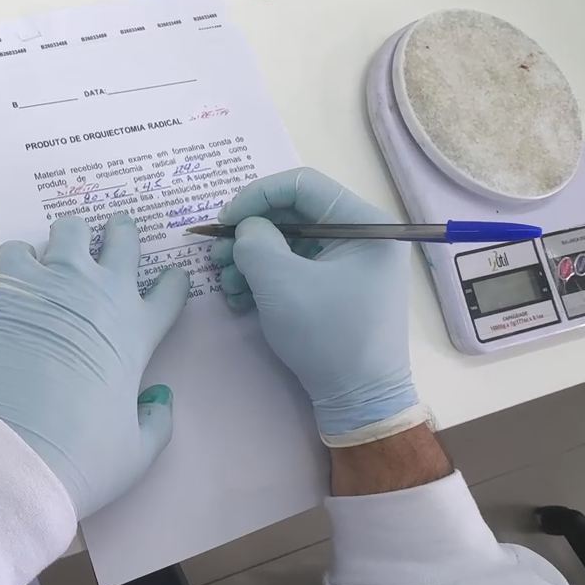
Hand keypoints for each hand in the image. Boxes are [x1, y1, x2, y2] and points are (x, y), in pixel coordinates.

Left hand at [0, 214, 189, 516]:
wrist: (20, 449)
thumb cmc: (83, 456)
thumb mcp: (138, 451)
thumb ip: (155, 421)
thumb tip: (159, 400)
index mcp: (139, 332)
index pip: (171, 288)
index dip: (169, 281)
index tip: (164, 278)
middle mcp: (104, 294)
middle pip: (123, 239)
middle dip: (120, 233)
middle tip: (111, 235)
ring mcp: (57, 281)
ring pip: (71, 230)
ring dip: (69, 237)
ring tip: (58, 252)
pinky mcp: (11, 283)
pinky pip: (17, 249)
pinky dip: (18, 258)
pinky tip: (14, 278)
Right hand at [212, 168, 424, 445]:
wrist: (358, 400)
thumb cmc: (326, 336)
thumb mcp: (280, 283)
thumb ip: (255, 241)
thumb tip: (247, 230)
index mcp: (365, 225)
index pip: (301, 184)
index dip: (255, 196)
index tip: (224, 222)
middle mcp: (361, 237)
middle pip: (290, 213)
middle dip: (248, 234)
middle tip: (218, 258)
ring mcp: (347, 263)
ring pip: (285, 242)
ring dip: (248, 259)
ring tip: (228, 285)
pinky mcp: (333, 287)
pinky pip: (291, 266)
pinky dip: (262, 278)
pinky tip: (241, 299)